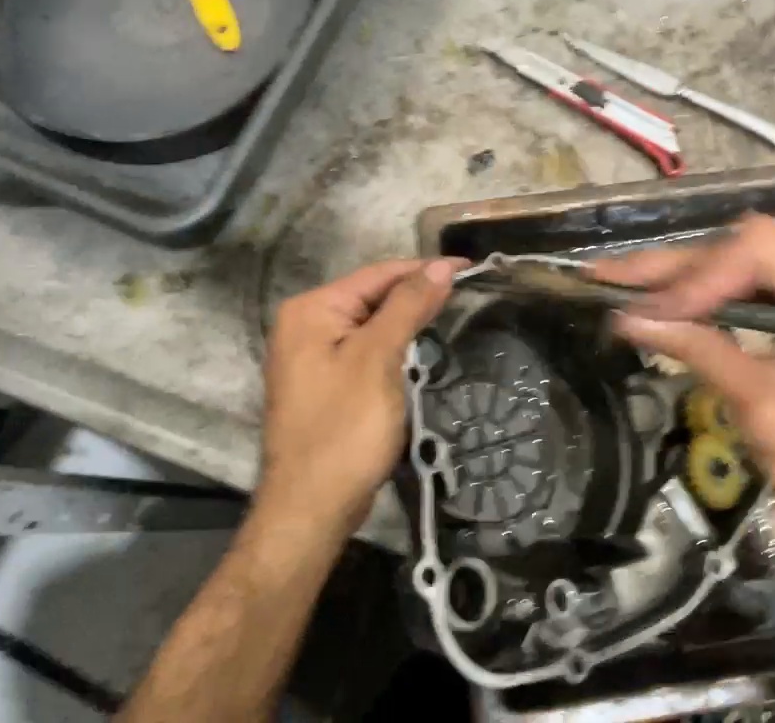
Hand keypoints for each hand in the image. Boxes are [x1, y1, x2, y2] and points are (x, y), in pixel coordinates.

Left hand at [257, 258, 462, 536]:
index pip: (377, 275)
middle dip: (416, 293)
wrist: (311, 507)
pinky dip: (392, 346)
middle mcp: (304, 325)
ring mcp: (310, 357)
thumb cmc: (345, 428)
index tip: (470, 267)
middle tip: (468, 291)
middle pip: (371, 296)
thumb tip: (440, 266)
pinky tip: (419, 349)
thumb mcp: (379, 359)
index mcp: (311, 310)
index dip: (424, 269)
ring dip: (407, 319)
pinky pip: (363, 351)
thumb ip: (407, 307)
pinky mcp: (323, 384)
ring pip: (369, 325)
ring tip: (452, 312)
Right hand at [597, 214, 774, 537]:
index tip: (651, 311)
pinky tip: (662, 300)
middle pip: (749, 251)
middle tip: (607, 277)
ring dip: (684, 279)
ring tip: (619, 285)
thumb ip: (704, 354)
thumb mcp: (770, 414)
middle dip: (676, 270)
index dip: (700, 274)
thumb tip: (630, 319)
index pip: (764, 251)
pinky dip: (708, 297)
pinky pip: (756, 286)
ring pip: (745, 264)